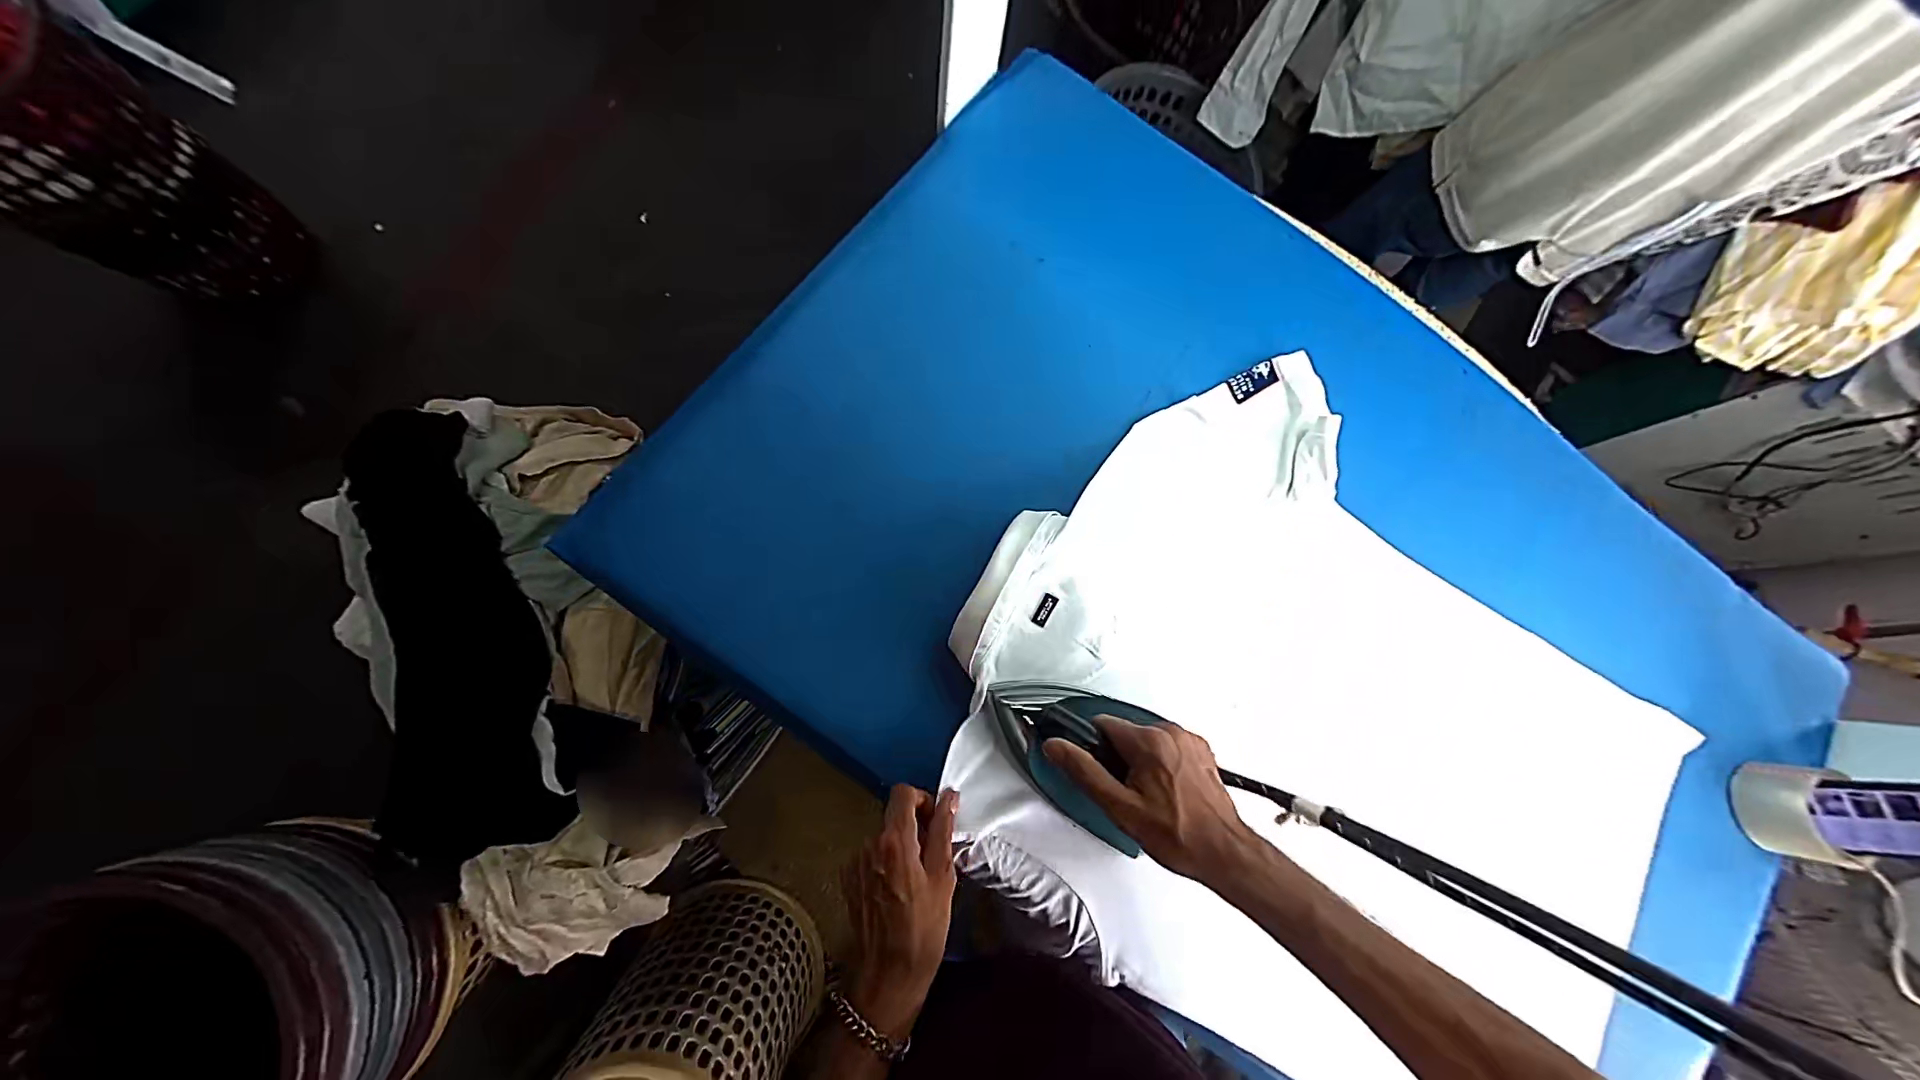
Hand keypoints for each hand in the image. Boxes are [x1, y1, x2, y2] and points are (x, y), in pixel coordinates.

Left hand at [841, 784, 958, 1038]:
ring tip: (917, 879)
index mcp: (894, 841)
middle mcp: (869, 845)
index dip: (922, 799)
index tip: (935, 818)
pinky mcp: (848, 879)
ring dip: (901, 847)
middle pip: (893, 815)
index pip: (903, 793)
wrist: (888, 976)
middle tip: (932, 855)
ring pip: (883, 837)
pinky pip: (872, 856)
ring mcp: (855, 862)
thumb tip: (949, 799)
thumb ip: (943, 832)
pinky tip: (898, 890)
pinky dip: (886, 863)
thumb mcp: (943, 878)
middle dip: (915, 827)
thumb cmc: (922, 931)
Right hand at [1043, 717, 1260, 882]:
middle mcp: (1172, 734)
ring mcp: (1189, 742)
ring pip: (1146, 741)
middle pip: (1125, 733)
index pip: (1101, 724)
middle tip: (1125, 792)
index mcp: (1150, 741)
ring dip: (1140, 763)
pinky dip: (1161, 765)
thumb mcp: (1119, 807)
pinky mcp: (1200, 753)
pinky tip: (1165, 793)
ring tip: (1148, 797)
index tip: (1095, 767)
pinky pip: (1167, 748)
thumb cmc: (1180, 835)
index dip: (1091, 747)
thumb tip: (1058, 747)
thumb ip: (1084, 771)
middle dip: (1118, 759)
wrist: (1224, 853)